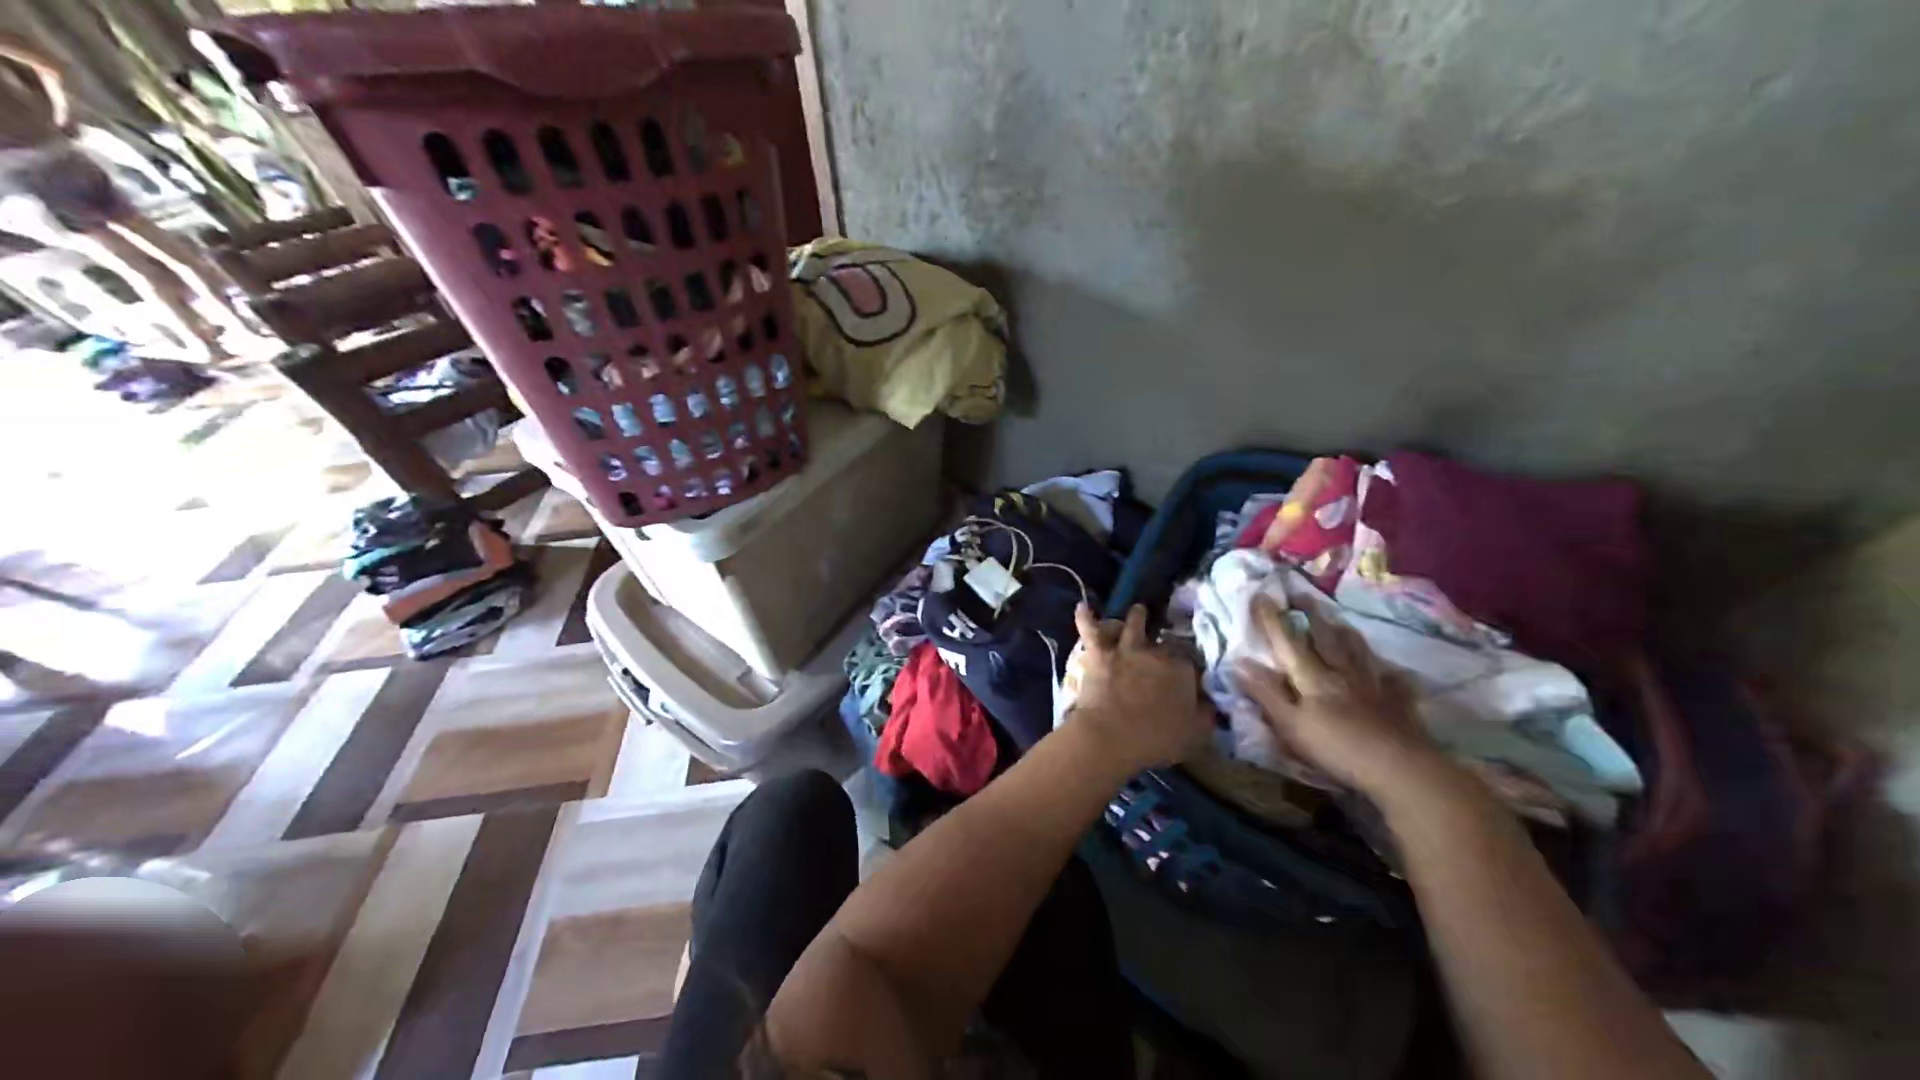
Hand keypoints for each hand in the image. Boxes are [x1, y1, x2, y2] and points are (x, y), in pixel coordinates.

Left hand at [1068, 603, 1212, 772]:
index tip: (1190, 669)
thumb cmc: (1155, 740)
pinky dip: (1085, 617)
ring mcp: (1126, 649)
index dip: (1190, 664)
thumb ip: (1205, 716)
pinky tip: (1082, 606)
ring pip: (1133, 625)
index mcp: (1182, 671)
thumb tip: (1211, 704)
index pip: (1191, 660)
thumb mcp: (1194, 735)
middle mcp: (1156, 653)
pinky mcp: (1099, 654)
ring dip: (1137, 616)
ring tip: (1139, 610)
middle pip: (1165, 642)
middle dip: (1168, 642)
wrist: (1111, 736)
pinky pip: (1090, 630)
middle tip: (1168, 643)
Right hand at [1233, 594, 1444, 794]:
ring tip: (1338, 621)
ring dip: (1345, 633)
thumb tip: (1240, 662)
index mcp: (1313, 678)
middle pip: (1326, 638)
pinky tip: (1388, 670)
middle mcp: (1343, 673)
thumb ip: (1266, 693)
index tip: (1261, 595)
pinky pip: (1393, 680)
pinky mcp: (1399, 704)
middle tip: (1301, 595)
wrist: (1401, 769)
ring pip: (1358, 651)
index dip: (1272, 620)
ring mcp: (1374, 686)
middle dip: (1311, 615)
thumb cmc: (1336, 748)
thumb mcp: (1290, 725)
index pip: (1288, 642)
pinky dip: (1387, 671)